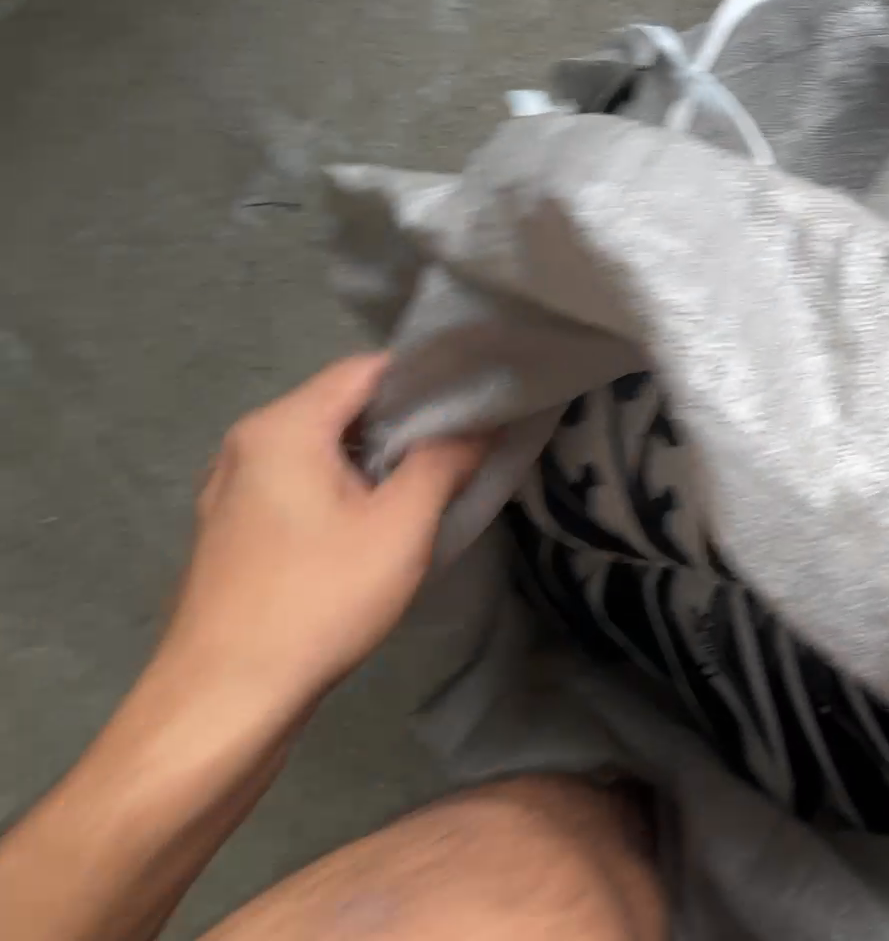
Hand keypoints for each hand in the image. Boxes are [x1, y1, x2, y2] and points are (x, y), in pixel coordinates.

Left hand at [160, 354, 485, 712]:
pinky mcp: (241, 522)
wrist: (229, 693)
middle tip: (477, 434)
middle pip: (347, 403)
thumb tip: (482, 423)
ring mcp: (237, 485)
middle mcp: (250, 443)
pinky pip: (309, 475)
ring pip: (329, 442)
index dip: (430, 375)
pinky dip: (355, 477)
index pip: (367, 369)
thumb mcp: (403, 523)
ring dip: (387, 449)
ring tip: (444, 470)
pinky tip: (389, 509)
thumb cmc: (322, 595)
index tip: (485, 393)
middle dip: (414, 414)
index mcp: (284, 428)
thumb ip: (446, 460)